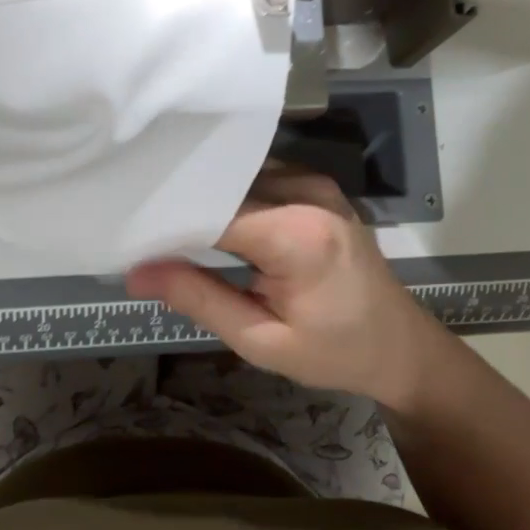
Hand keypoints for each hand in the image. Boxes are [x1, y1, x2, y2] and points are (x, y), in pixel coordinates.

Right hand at [126, 167, 436, 403]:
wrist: (402, 347)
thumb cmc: (337, 353)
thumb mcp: (262, 341)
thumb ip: (199, 299)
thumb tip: (136, 273)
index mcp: (297, 234)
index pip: (211, 212)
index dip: (166, 223)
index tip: (127, 236)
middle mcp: (307, 194)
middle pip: (224, 186)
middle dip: (181, 206)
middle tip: (135, 226)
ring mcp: (315, 184)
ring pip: (237, 176)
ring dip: (203, 197)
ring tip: (162, 221)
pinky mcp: (317, 186)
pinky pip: (258, 177)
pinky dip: (228, 194)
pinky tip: (203, 214)